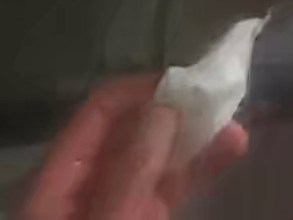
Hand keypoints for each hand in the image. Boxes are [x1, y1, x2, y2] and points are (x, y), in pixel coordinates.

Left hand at [18, 75, 249, 219]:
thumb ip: (132, 170)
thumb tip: (165, 102)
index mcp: (55, 185)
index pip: (100, 112)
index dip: (146, 90)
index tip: (194, 86)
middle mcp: (81, 190)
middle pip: (129, 130)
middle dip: (176, 111)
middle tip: (223, 101)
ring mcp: (108, 213)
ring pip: (152, 158)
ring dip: (193, 137)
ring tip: (236, 127)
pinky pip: (163, 188)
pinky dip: (194, 169)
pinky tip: (228, 152)